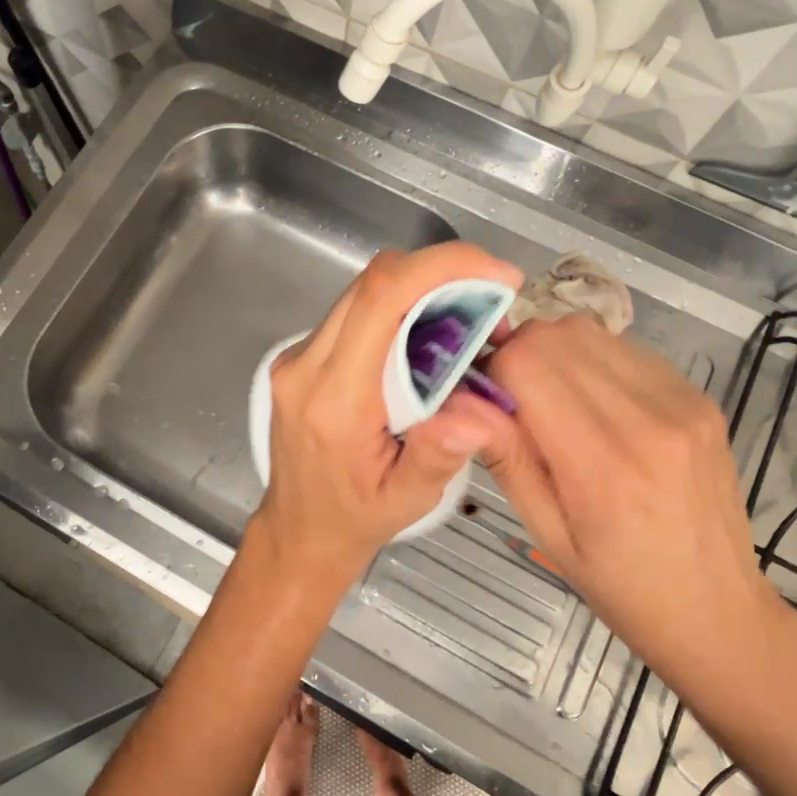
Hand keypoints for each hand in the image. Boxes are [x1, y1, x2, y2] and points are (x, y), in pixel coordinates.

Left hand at [252, 243, 521, 574]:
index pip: (380, 300)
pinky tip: (432, 342)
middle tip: (493, 305)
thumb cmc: (354, 517)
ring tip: (469, 326)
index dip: (442, 269)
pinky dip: (401, 310)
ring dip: (423, 292)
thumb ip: (439, 455)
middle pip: (374, 282)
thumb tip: (478, 414)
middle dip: (443, 275)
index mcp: (335, 399)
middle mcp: (308, 366)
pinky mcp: (303, 356)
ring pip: (365, 291)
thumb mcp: (406, 498)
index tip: (497, 275)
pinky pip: (356, 311)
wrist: (300, 527)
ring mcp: (299, 357)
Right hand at [481, 314, 780, 679]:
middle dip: (519, 357)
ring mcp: (683, 401)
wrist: (715, 608)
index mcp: (604, 464)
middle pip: (555, 334)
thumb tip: (455, 402)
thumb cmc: (620, 585)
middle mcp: (649, 418)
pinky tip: (597, 409)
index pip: (527, 362)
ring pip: (589, 331)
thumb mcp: (547, 533)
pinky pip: (626, 350)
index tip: (487, 407)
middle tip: (516, 406)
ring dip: (555, 356)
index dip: (493, 373)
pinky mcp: (701, 396)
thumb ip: (505, 458)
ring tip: (556, 407)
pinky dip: (594, 364)